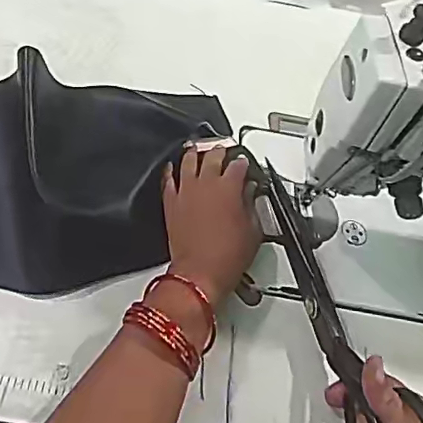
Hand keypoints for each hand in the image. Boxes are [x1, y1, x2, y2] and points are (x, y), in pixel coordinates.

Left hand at [161, 145, 259, 305]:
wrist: (200, 272)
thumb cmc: (226, 256)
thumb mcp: (253, 231)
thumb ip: (252, 206)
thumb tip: (250, 195)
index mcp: (229, 187)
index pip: (238, 165)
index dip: (242, 162)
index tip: (243, 164)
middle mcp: (206, 184)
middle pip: (212, 156)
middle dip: (220, 151)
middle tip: (223, 151)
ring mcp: (186, 191)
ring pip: (188, 160)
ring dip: (195, 153)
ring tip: (198, 149)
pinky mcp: (171, 202)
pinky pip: (168, 179)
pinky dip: (171, 171)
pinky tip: (172, 167)